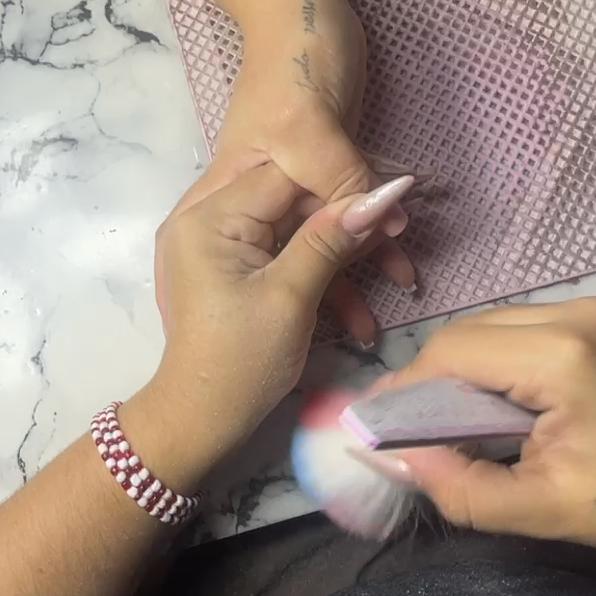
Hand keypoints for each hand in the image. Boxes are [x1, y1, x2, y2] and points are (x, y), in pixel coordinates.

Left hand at [139, 163, 414, 465]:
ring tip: (392, 273)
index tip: (392, 208)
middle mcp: (200, 219)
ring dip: (336, 253)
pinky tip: (357, 309)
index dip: (340, 189)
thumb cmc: (243, 361)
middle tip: (395, 241)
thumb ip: (331, 238)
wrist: (202, 419)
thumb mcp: (291, 296)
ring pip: (287, 227)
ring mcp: (211, 243)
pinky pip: (275, 251)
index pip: (282, 176)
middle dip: (342, 222)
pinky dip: (312, 272)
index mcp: (207, 218)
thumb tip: (386, 190)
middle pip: (285, 199)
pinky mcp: (226, 266)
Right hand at [172, 0, 415, 345]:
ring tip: (390, 306)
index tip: (336, 323)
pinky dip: (368, 231)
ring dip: (355, 267)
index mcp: (235, 191)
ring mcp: (289, 181)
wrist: (302, 8)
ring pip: (320, 237)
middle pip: (291, 253)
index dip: (298, 287)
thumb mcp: (307, 125)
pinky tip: (396, 255)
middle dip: (330, 291)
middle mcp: (258, 193)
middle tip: (369, 330)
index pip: (267, 250)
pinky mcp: (318, 168)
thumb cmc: (293, 62)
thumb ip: (338, 179)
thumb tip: (385, 225)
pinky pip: (342, 212)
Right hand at [384, 299, 595, 569]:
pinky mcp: (594, 318)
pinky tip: (493, 405)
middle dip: (429, 381)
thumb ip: (463, 489)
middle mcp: (573, 314)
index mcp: (564, 354)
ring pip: (486, 328)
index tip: (374, 426)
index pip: (452, 352)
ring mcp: (588, 309)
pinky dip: (489, 364)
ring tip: (451, 423)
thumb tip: (395, 459)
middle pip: (465, 333)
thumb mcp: (550, 512)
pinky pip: (514, 331)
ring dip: (458, 371)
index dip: (405, 388)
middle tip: (413, 431)